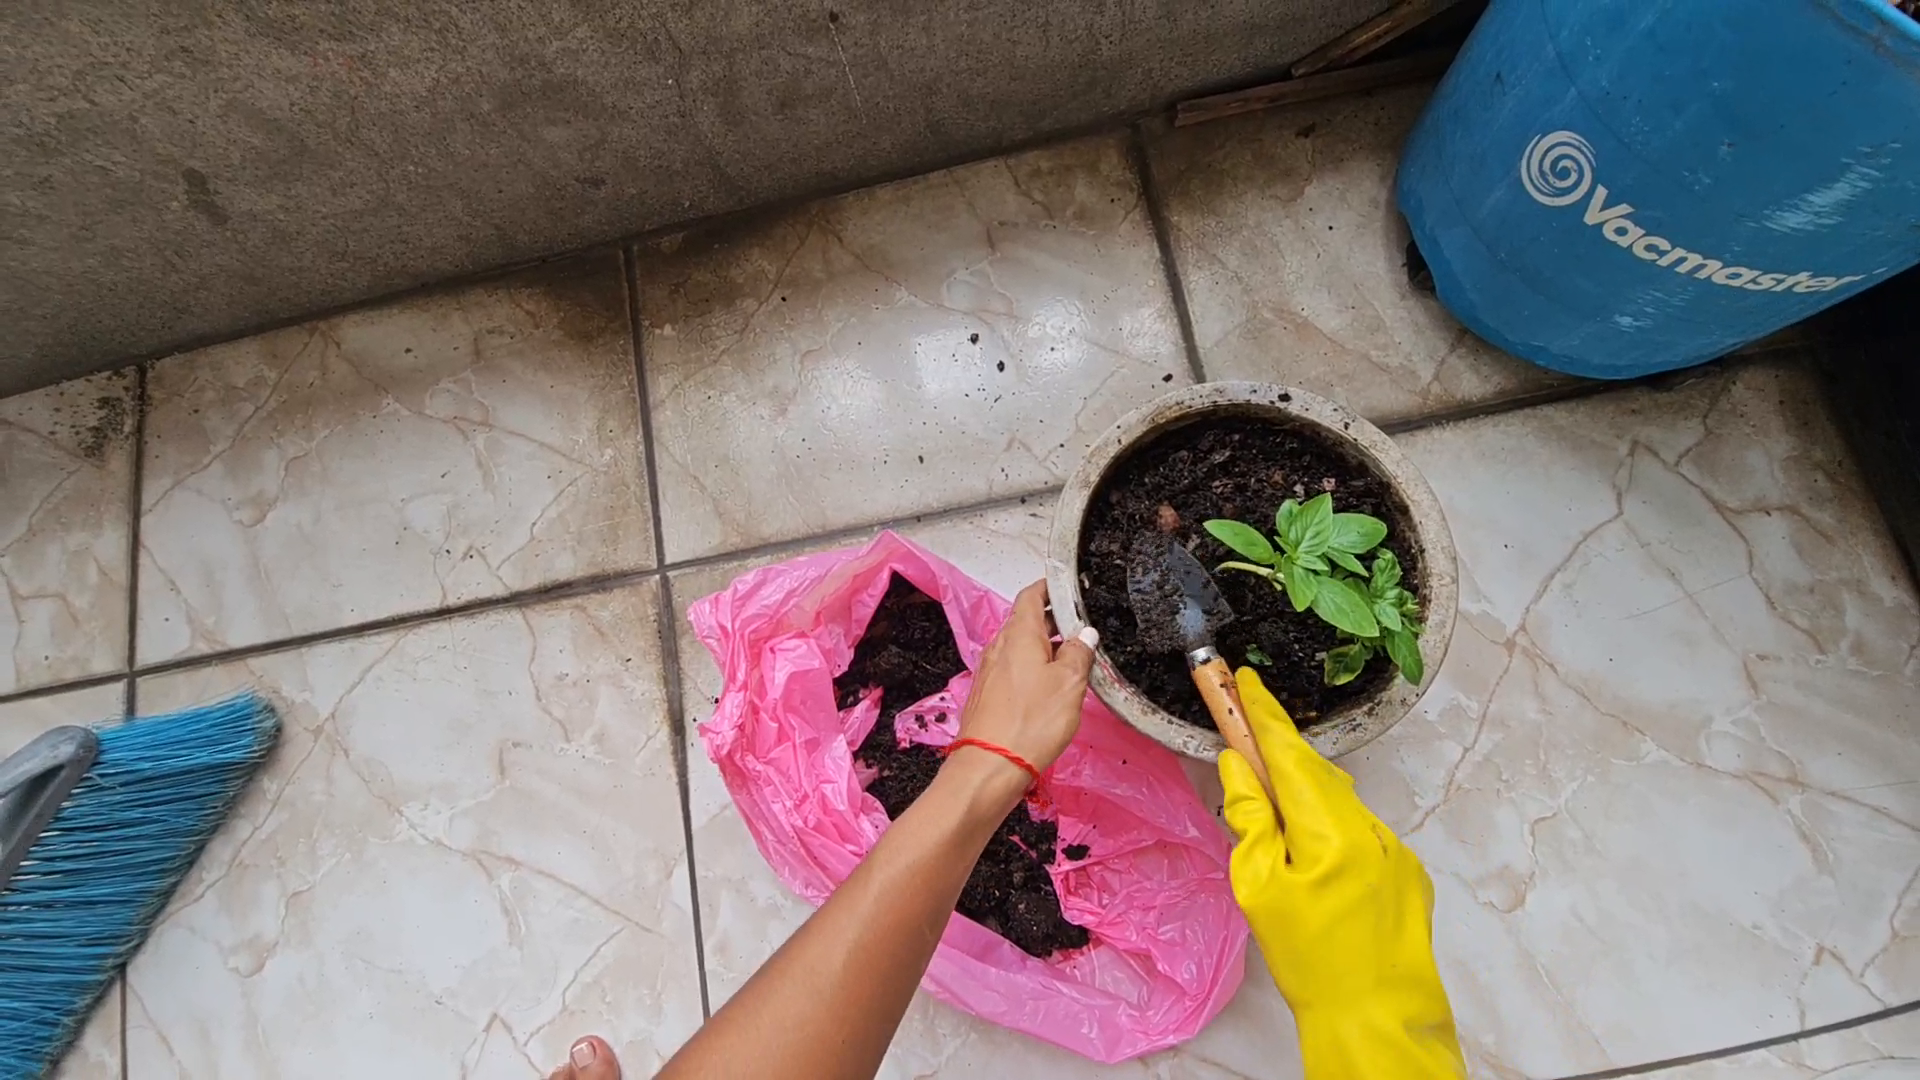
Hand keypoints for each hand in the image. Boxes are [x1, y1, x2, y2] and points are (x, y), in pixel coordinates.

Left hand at [954, 580, 1097, 776]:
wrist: (990, 765)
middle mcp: (1000, 646)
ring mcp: (991, 670)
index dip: (1050, 587)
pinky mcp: (989, 693)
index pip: (1031, 595)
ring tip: (1072, 659)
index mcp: (1019, 634)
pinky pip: (1013, 668)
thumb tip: (1085, 635)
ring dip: (1045, 646)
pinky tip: (1050, 686)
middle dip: (1053, 620)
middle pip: (1026, 620)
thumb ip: (1080, 654)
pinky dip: (1033, 667)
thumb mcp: (1069, 684)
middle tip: (1081, 627)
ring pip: (1021, 646)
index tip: (1067, 588)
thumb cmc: (1029, 723)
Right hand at [1220, 667, 1464, 1077]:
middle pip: (1314, 769)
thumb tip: (1238, 765)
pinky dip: (1326, 818)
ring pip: (1337, 798)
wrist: (1376, 1023)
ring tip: (1270, 802)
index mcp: (1330, 829)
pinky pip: (1357, 826)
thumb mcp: (1257, 885)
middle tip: (1242, 731)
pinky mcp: (1406, 871)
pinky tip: (1309, 848)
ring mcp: (1393, 849)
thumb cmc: (1307, 957)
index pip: (1289, 752)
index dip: (1262, 712)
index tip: (1243, 677)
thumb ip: (1249, 816)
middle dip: (1277, 747)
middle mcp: (1369, 829)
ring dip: (1301, 785)